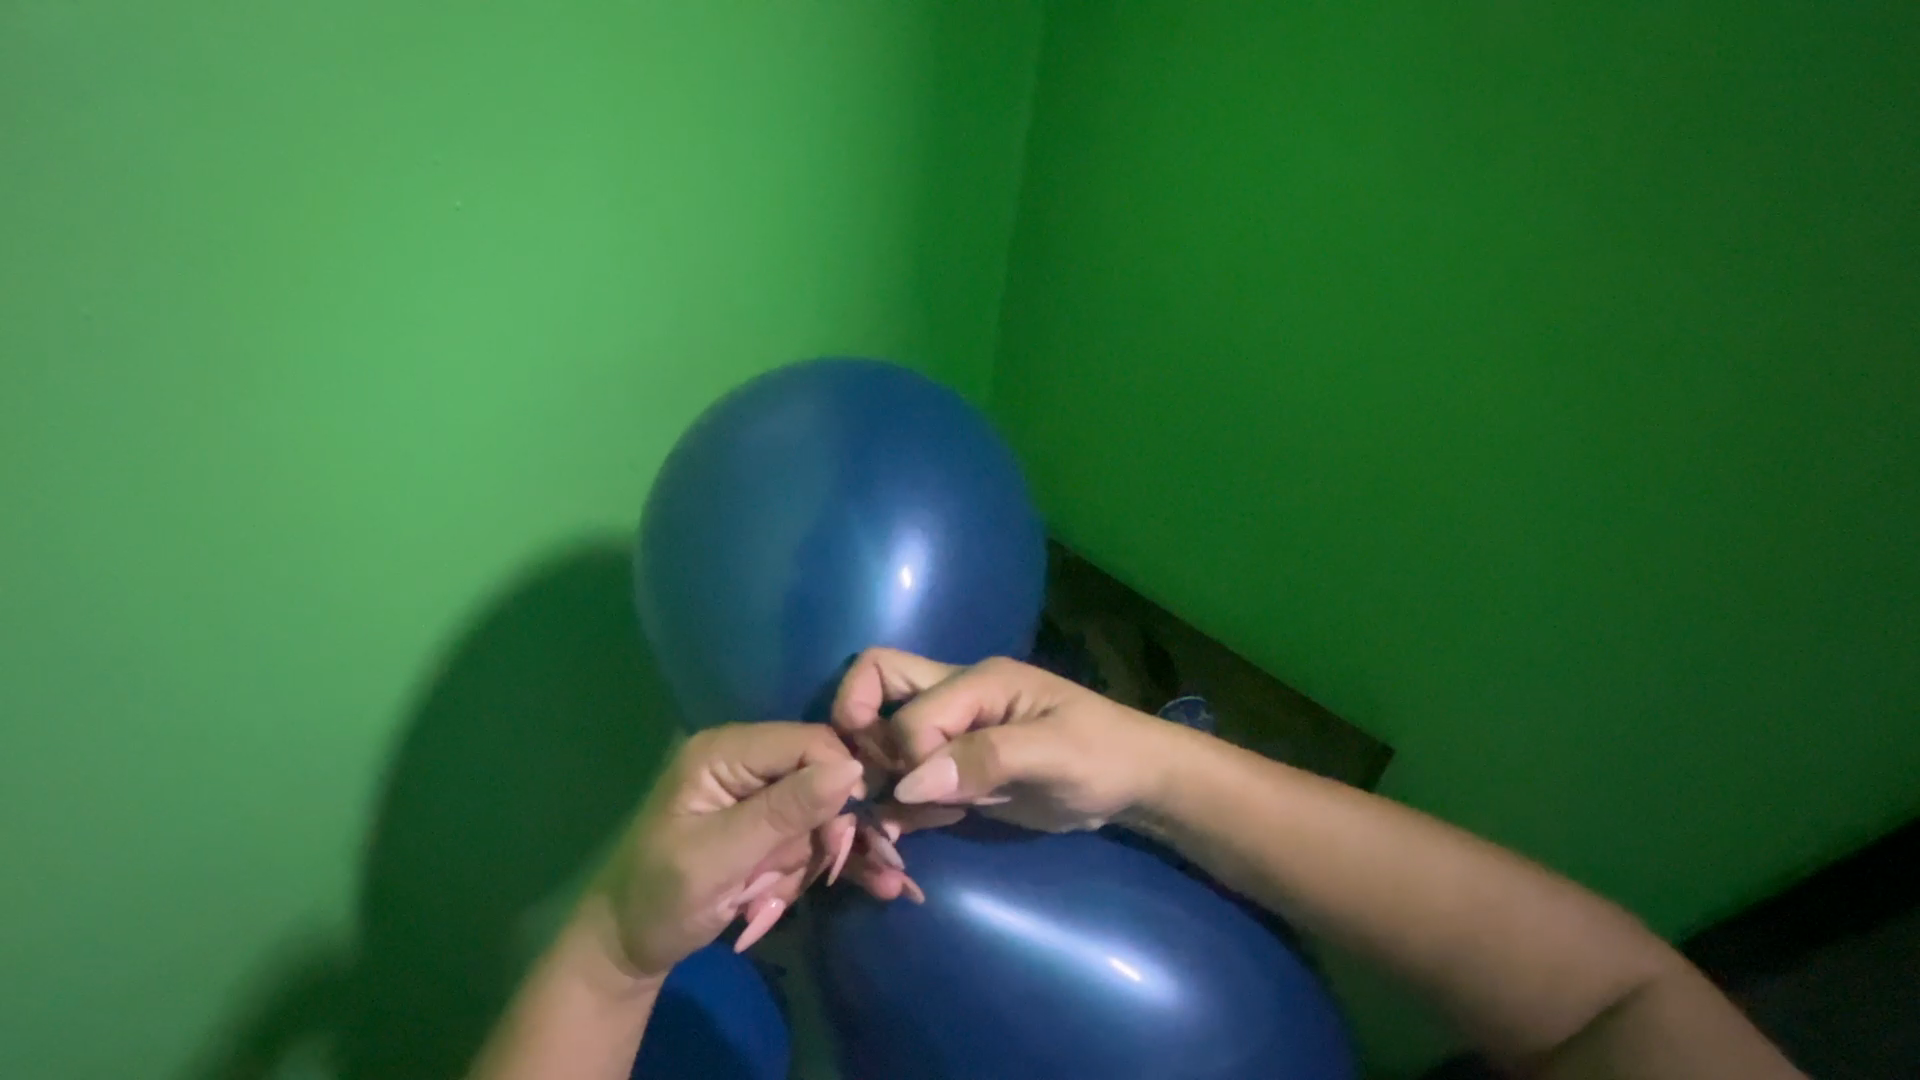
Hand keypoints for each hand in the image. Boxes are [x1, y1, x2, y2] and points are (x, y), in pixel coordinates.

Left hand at [587, 722, 866, 979]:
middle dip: (821, 833)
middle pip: (821, 776)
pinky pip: (804, 835)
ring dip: (807, 860)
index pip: (809, 742)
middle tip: (802, 878)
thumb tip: (852, 769)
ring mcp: (752, 791)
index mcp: (725, 750)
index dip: (839, 781)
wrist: (626, 949)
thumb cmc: (659, 899)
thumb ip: (785, 811)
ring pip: (818, 812)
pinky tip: (767, 900)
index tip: (842, 839)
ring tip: (763, 899)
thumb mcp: (721, 858)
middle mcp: (744, 760)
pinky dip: (798, 869)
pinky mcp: (760, 821)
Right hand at [830, 649, 1177, 834]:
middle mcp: (956, 698)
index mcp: (979, 682)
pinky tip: (906, 835)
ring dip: (875, 776)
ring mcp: (954, 733)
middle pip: (880, 682)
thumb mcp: (1056, 754)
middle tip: (873, 787)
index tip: (929, 792)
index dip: (908, 751)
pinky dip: (896, 805)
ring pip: (884, 731)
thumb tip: (912, 782)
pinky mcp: (956, 769)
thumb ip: (986, 758)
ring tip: (890, 825)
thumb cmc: (1103, 755)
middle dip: (862, 732)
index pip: (911, 707)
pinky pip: (907, 776)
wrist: (1133, 784)